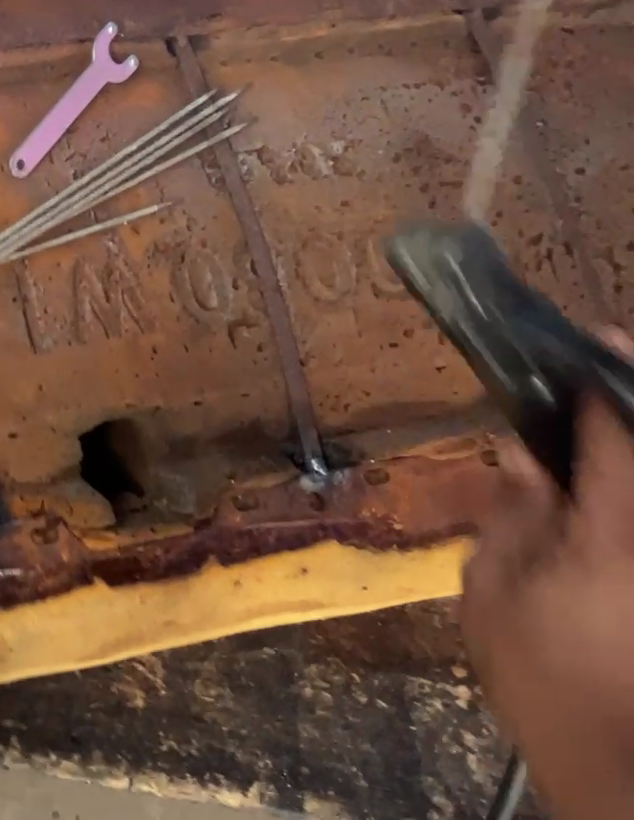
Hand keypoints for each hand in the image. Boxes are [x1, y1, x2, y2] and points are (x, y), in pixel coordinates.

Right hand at [462, 330, 633, 819]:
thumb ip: (511, 519)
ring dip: (629, 444)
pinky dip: (624, 476)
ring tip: (606, 409)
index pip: (619, 445)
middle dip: (632, 399)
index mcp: (611, 544)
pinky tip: (607, 466)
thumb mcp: (492, 596)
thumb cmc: (541, 679)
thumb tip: (519, 452)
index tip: (581, 344)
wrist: (625, 767)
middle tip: (608, 356)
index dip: (602, 387)